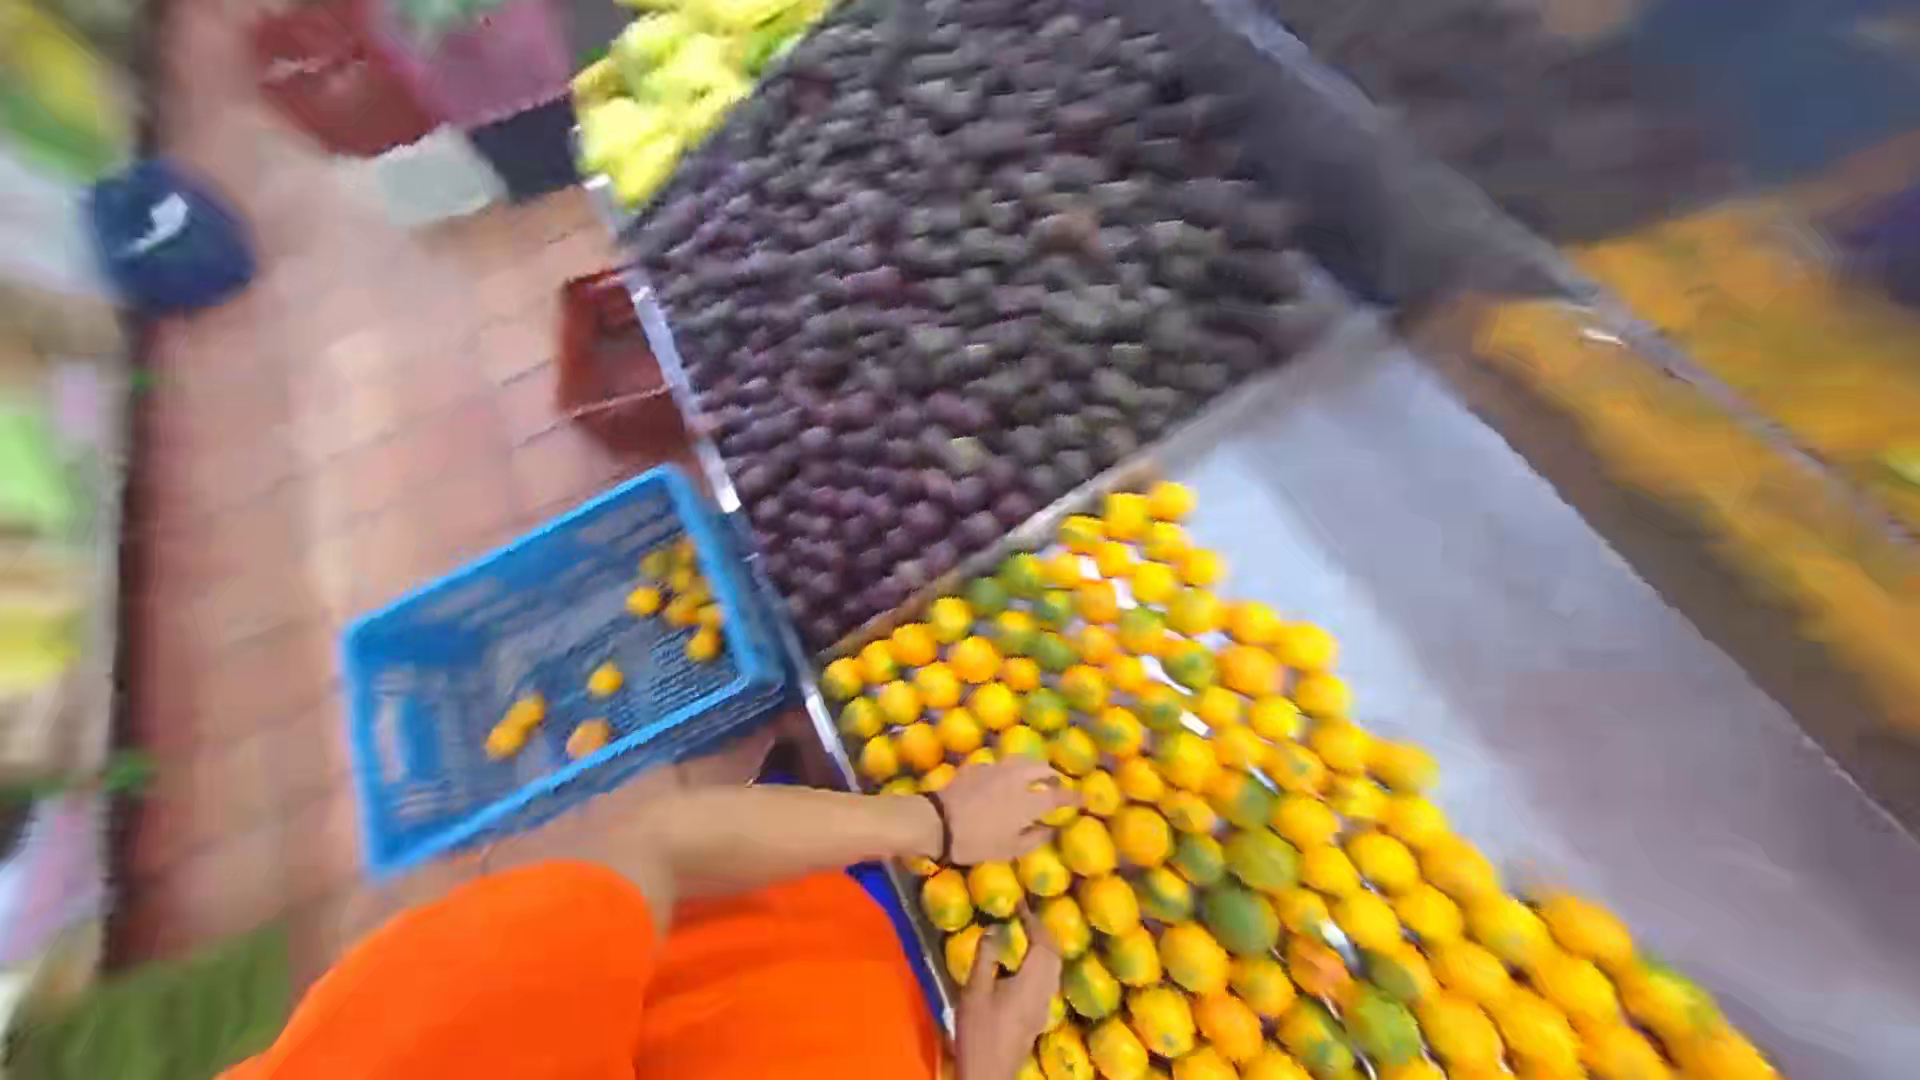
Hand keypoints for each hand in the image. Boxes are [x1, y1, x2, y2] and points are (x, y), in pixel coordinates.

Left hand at [938, 761, 1073, 863]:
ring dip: (1033, 767)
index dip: (1074, 796)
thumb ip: (1034, 837)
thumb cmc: (976, 842)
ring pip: (1022, 760)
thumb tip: (1050, 828)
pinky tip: (1005, 779)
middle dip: (1053, 775)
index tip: (1084, 798)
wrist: (938, 822)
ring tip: (1034, 777)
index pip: (1059, 794)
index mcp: (1028, 801)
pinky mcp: (979, 765)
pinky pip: (1002, 764)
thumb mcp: (1009, 849)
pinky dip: (1010, 770)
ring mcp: (996, 768)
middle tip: (1056, 785)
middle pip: (1042, 768)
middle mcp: (1016, 778)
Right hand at [956, 906, 1061, 1079]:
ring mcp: (1043, 1008)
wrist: (987, 1078)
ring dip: (1044, 946)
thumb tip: (995, 928)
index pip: (1042, 943)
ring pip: (1054, 968)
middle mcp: (1044, 993)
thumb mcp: (974, 992)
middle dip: (1042, 930)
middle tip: (1024, 915)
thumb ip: (986, 957)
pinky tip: (1024, 962)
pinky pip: (1048, 979)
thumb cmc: (979, 1033)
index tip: (1020, 903)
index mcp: (1031, 984)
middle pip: (1054, 955)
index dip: (1033, 920)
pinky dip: (1042, 962)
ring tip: (1025, 932)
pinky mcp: (1038, 1017)